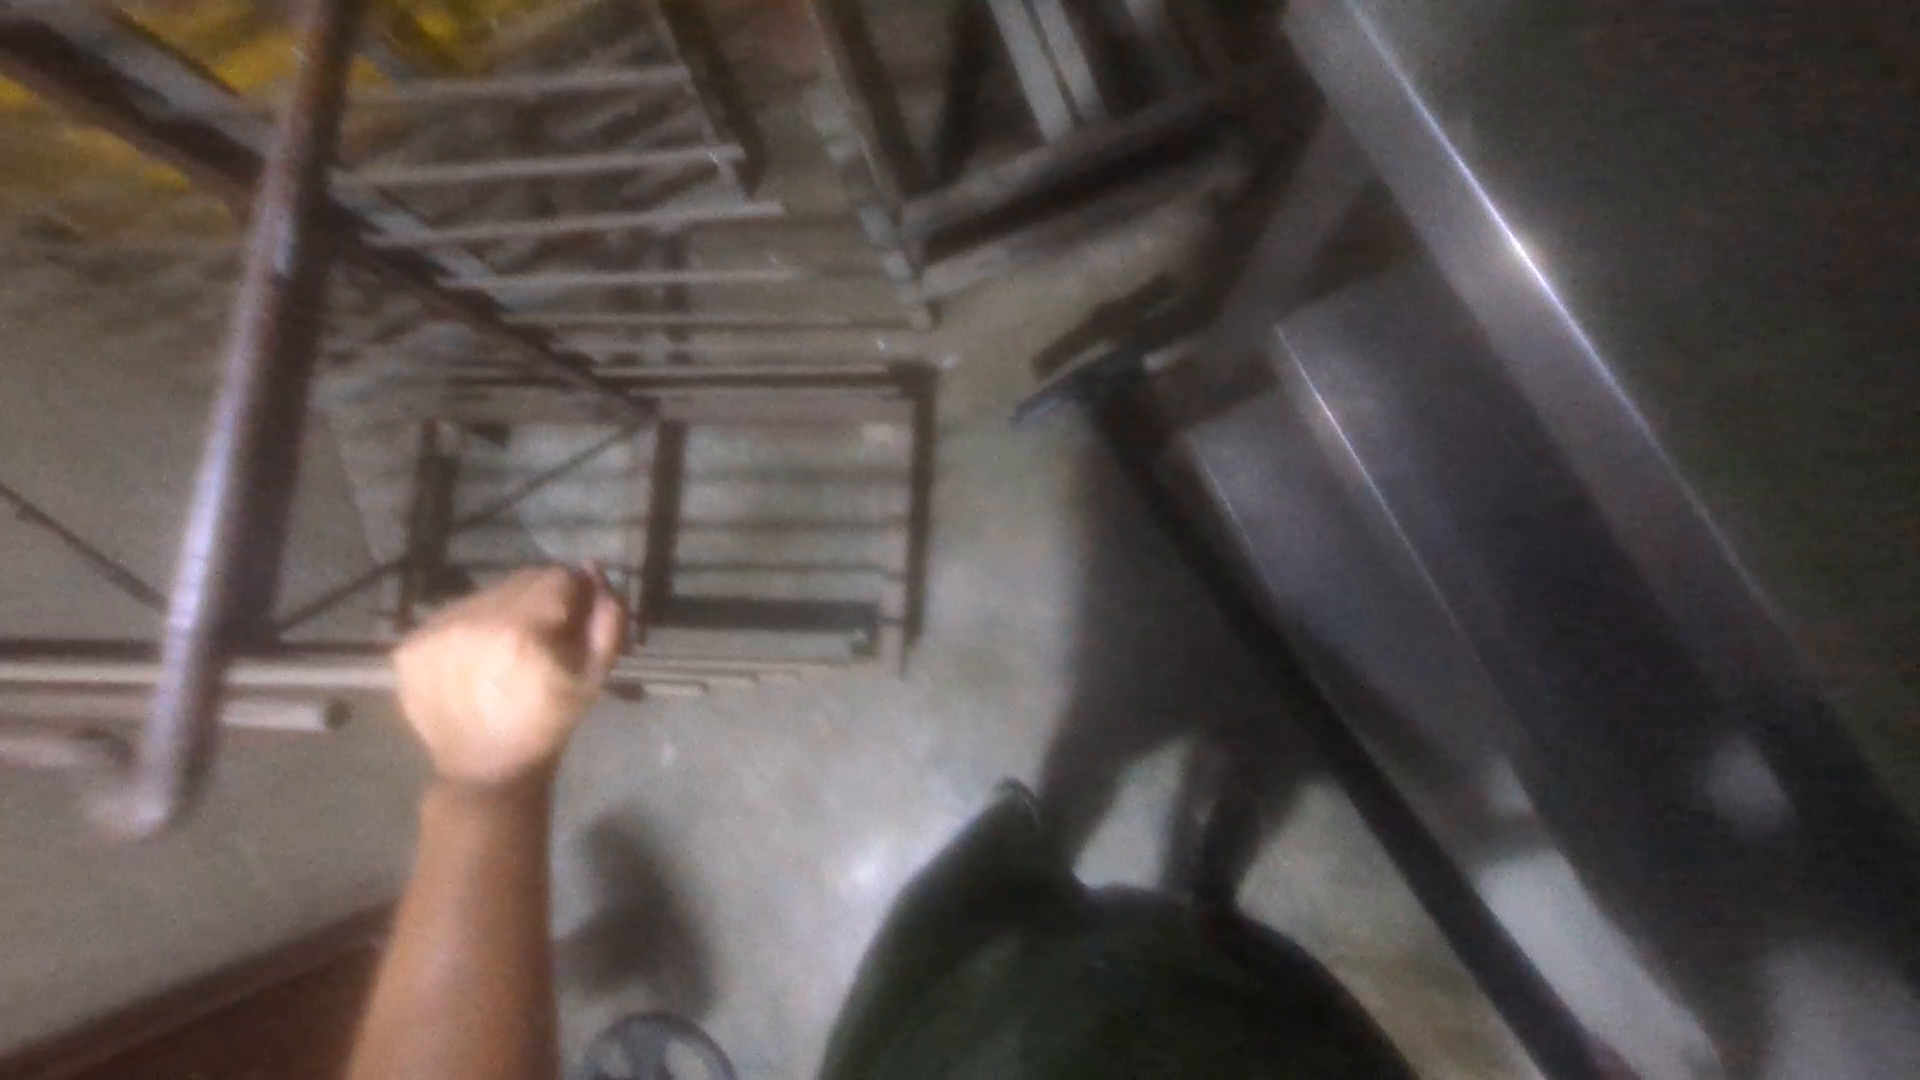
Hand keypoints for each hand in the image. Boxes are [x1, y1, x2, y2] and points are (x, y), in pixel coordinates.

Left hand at [393, 564, 625, 786]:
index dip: (574, 595)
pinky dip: (475, 626)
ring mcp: (435, 632)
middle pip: (522, 580)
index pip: (558, 577)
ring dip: (507, 610)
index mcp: (522, 630)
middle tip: (545, 635)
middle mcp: (472, 622)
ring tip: (511, 647)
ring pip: (488, 594)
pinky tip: (481, 656)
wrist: (485, 767)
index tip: (575, 621)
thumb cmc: (549, 721)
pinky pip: (457, 613)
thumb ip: (607, 618)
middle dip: (541, 600)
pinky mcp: (409, 645)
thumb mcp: (595, 675)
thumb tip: (595, 570)